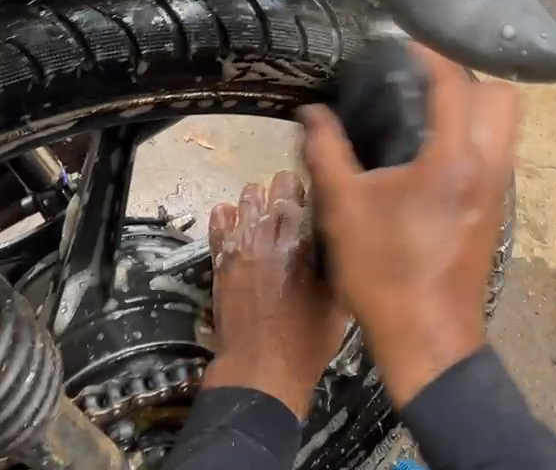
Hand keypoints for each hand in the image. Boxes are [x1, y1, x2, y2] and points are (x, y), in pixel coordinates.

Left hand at [201, 171, 350, 418]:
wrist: (260, 368)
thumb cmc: (306, 340)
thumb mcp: (337, 301)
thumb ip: (333, 262)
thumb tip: (333, 239)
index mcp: (303, 241)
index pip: (304, 193)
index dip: (307, 190)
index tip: (310, 197)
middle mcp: (271, 235)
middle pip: (275, 189)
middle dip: (284, 188)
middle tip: (289, 200)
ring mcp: (242, 245)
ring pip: (246, 200)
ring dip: (257, 199)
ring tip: (262, 207)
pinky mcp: (221, 260)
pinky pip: (218, 224)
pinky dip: (225, 215)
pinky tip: (231, 215)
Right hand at [300, 44, 518, 407]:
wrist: (429, 340)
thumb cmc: (385, 271)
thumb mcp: (344, 208)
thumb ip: (326, 151)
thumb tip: (311, 112)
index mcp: (453, 158)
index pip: (454, 83)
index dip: (429, 54)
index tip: (402, 44)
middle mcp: (487, 165)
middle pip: (501, 96)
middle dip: (467, 76)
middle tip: (423, 78)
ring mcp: (499, 188)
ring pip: (506, 124)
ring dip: (476, 104)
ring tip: (429, 105)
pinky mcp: (497, 208)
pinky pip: (498, 149)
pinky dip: (476, 133)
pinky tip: (434, 147)